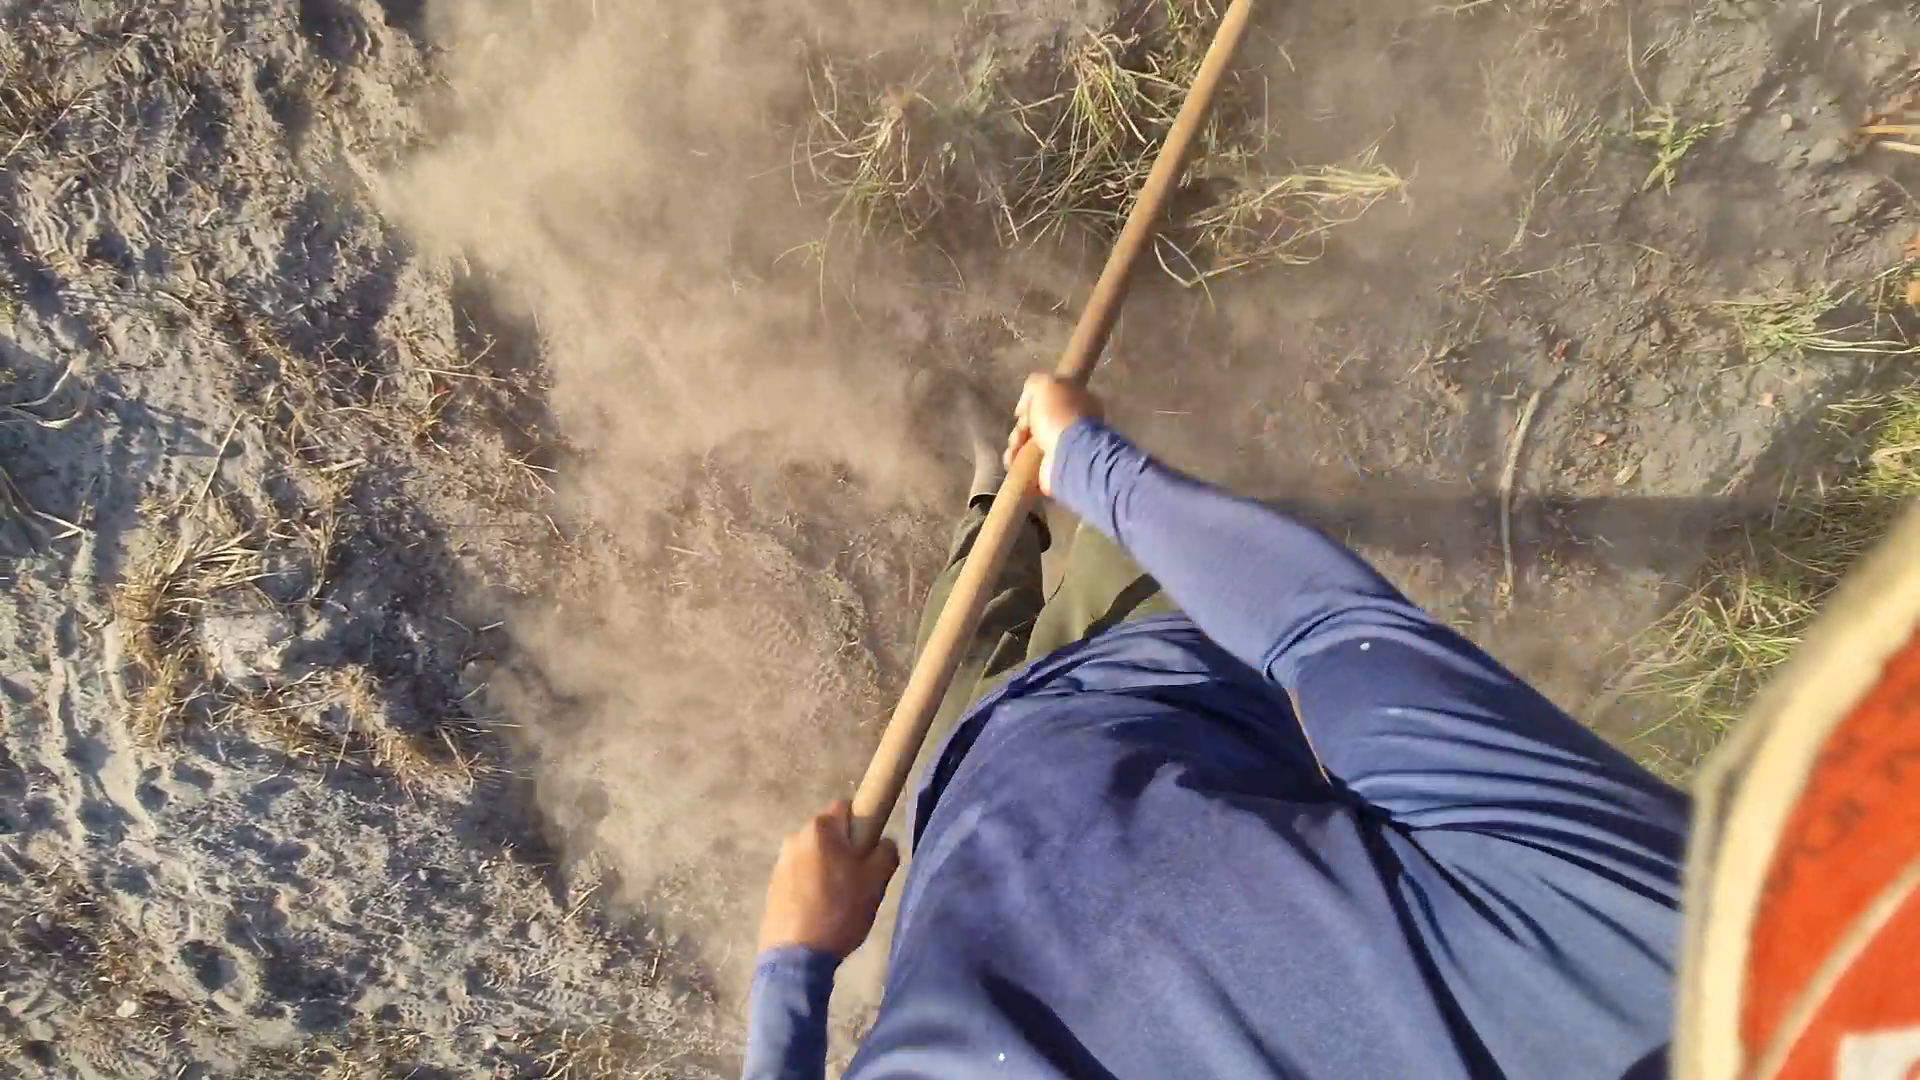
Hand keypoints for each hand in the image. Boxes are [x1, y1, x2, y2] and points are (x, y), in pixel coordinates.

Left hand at [757, 800, 899, 957]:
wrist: (796, 959)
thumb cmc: (839, 911)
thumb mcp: (876, 881)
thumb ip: (886, 852)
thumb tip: (883, 843)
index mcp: (820, 828)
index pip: (846, 807)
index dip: (861, 824)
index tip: (868, 850)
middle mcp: (795, 837)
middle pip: (829, 833)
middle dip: (843, 848)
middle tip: (857, 879)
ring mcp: (780, 862)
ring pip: (813, 855)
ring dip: (826, 868)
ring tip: (837, 900)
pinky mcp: (771, 887)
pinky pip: (798, 875)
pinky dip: (810, 885)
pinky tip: (818, 911)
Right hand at [1005, 374, 1102, 495]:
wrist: (1068, 456)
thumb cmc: (1058, 415)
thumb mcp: (1045, 385)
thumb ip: (1035, 383)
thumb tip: (1027, 401)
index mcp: (1076, 400)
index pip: (1048, 399)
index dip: (1030, 403)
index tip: (1021, 411)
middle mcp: (1072, 424)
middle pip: (1036, 421)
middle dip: (1020, 427)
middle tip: (1019, 433)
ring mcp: (1063, 447)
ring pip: (1029, 442)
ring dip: (1016, 444)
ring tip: (1014, 450)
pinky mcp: (1051, 467)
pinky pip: (1028, 461)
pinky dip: (1016, 461)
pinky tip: (1012, 460)